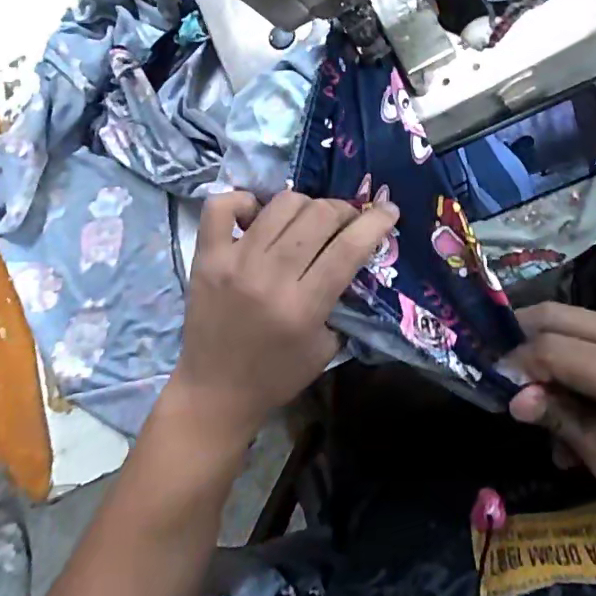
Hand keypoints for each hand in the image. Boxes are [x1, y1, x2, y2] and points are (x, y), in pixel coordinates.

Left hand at [170, 190, 397, 441]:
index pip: (349, 248)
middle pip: (319, 215)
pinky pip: (222, 206)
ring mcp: (234, 263)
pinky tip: (257, 216)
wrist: (214, 393)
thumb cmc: (277, 374)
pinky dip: (245, 201)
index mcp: (303, 307)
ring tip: (307, 220)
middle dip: (344, 210)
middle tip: (347, 221)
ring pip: (282, 204)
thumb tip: (358, 254)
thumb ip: (343, 299)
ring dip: (306, 204)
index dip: (375, 222)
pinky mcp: (206, 258)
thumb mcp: (327, 346)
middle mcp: (269, 278)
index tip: (389, 211)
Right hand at [506, 303, 595, 554]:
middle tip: (498, 374)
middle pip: (561, 316)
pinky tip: (579, 406)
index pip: (553, 347)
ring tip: (542, 410)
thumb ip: (567, 423)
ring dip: (552, 353)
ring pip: (581, 322)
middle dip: (523, 339)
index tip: (489, 386)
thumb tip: (517, 398)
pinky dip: (580, 359)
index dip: (515, 364)